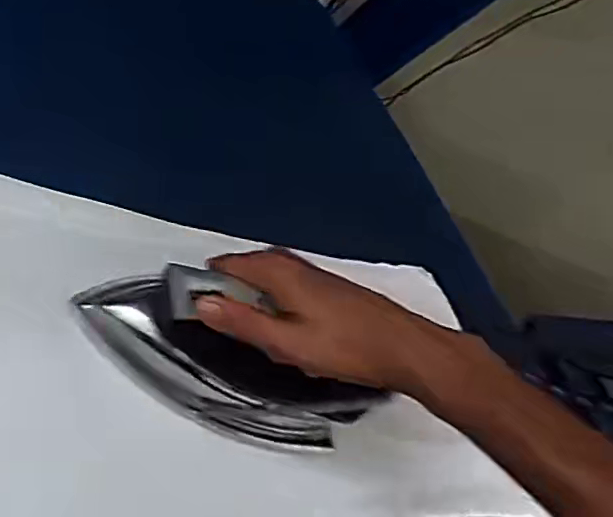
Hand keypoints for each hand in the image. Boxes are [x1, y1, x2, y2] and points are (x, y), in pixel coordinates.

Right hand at [193, 248, 467, 393]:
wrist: (411, 351)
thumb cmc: (347, 347)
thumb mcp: (288, 343)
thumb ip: (241, 322)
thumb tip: (201, 303)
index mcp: (273, 269)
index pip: (222, 265)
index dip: (210, 287)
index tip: (214, 316)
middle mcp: (286, 261)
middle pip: (242, 273)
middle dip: (240, 302)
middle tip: (255, 338)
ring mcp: (307, 271)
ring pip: (264, 284)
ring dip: (262, 310)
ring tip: (282, 343)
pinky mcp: (323, 285)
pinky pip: (284, 290)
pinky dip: (281, 310)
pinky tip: (302, 337)